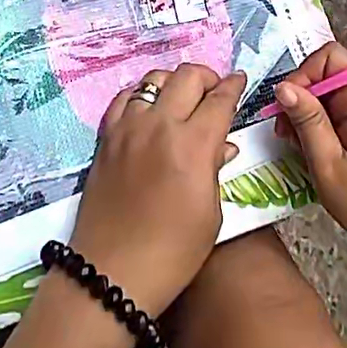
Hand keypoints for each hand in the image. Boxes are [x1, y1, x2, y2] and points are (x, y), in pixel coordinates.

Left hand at [72, 63, 244, 316]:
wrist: (113, 270)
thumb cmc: (172, 252)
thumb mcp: (210, 213)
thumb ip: (215, 169)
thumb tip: (222, 145)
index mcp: (193, 145)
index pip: (219, 100)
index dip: (234, 87)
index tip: (239, 81)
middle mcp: (159, 125)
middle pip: (186, 77)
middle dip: (207, 78)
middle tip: (214, 91)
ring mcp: (128, 128)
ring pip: (152, 80)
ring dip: (173, 82)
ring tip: (181, 97)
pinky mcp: (106, 138)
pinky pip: (123, 99)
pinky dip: (140, 94)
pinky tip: (148, 107)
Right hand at [273, 41, 346, 294]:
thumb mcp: (328, 164)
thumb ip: (307, 121)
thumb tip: (282, 86)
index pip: (330, 56)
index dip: (303, 73)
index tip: (286, 106)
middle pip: (327, 71)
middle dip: (300, 95)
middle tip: (285, 131)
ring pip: (327, 90)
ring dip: (305, 111)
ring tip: (296, 143)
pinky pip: (336, 107)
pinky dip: (317, 122)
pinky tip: (310, 147)